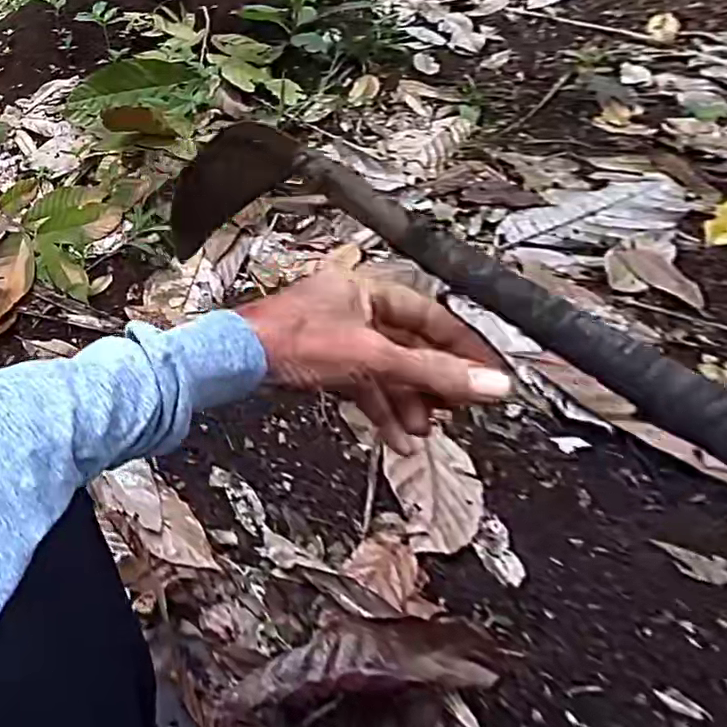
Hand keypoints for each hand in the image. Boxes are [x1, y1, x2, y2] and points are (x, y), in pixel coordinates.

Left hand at [235, 268, 510, 453]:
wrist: (235, 359)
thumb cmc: (289, 340)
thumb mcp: (373, 356)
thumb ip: (433, 371)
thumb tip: (491, 383)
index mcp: (362, 290)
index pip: (430, 314)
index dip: (464, 346)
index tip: (491, 375)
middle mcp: (347, 307)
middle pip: (408, 345)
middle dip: (432, 383)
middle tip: (455, 409)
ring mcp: (331, 333)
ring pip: (384, 368)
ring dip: (405, 402)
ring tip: (421, 432)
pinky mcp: (317, 357)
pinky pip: (360, 381)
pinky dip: (377, 407)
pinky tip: (394, 437)